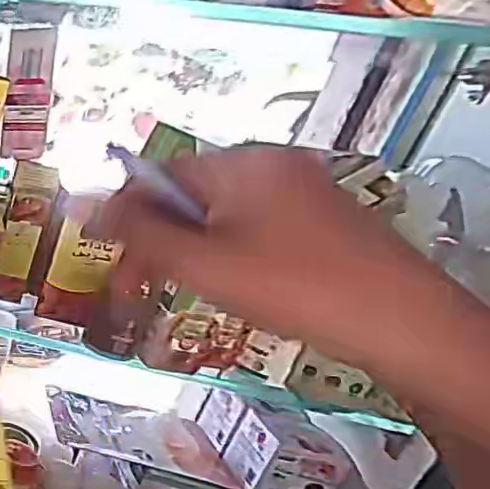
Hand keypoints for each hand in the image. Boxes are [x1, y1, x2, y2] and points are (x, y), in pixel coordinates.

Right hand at [91, 145, 472, 374]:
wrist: (404, 324)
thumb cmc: (292, 287)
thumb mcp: (200, 263)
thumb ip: (138, 232)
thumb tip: (85, 205)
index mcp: (241, 163)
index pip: (158, 175)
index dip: (124, 216)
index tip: (111, 261)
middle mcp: (272, 164)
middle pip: (187, 194)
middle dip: (154, 239)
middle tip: (137, 287)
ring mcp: (301, 189)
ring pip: (217, 214)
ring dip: (185, 249)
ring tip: (178, 290)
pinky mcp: (321, 218)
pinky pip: (250, 226)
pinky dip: (223, 252)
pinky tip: (227, 286)